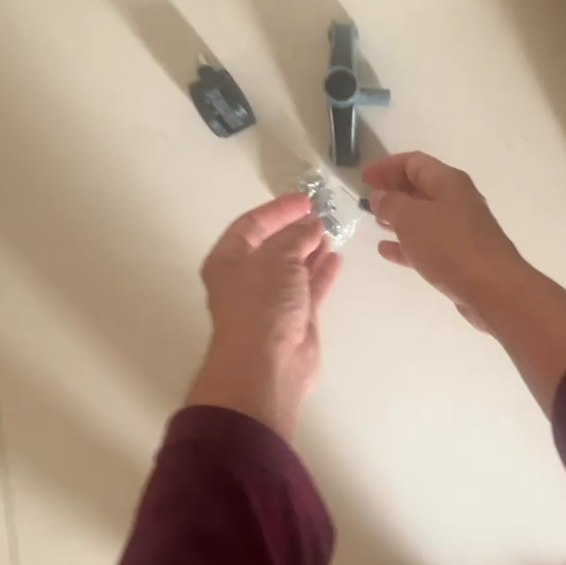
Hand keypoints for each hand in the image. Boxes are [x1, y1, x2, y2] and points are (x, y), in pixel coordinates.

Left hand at [187, 193, 341, 438]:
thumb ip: (297, 236)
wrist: (267, 364)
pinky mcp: (295, 318)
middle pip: (273, 246)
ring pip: (294, 268)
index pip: (251, 225)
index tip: (304, 200)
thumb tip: (313, 225)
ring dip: (311, 250)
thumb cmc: (262, 304)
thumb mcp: (278, 258)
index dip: (277, 210)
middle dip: (296, 230)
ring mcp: (272, 300)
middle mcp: (248, 278)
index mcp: (229, 260)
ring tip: (332, 234)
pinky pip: (310, 288)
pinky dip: (322, 273)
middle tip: (321, 215)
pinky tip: (336, 258)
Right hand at [363, 151, 528, 331]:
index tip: (363, 178)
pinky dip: (408, 245)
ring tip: (376, 223)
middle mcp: (457, 201)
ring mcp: (461, 231)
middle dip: (393, 191)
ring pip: (424, 218)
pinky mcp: (461, 257)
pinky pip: (429, 244)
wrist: (493, 289)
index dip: (386, 166)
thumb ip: (391, 203)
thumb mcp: (412, 218)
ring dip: (400, 218)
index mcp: (448, 182)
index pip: (414, 162)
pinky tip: (387, 251)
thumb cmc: (450, 246)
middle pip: (421, 188)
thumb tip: (381, 196)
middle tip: (368, 201)